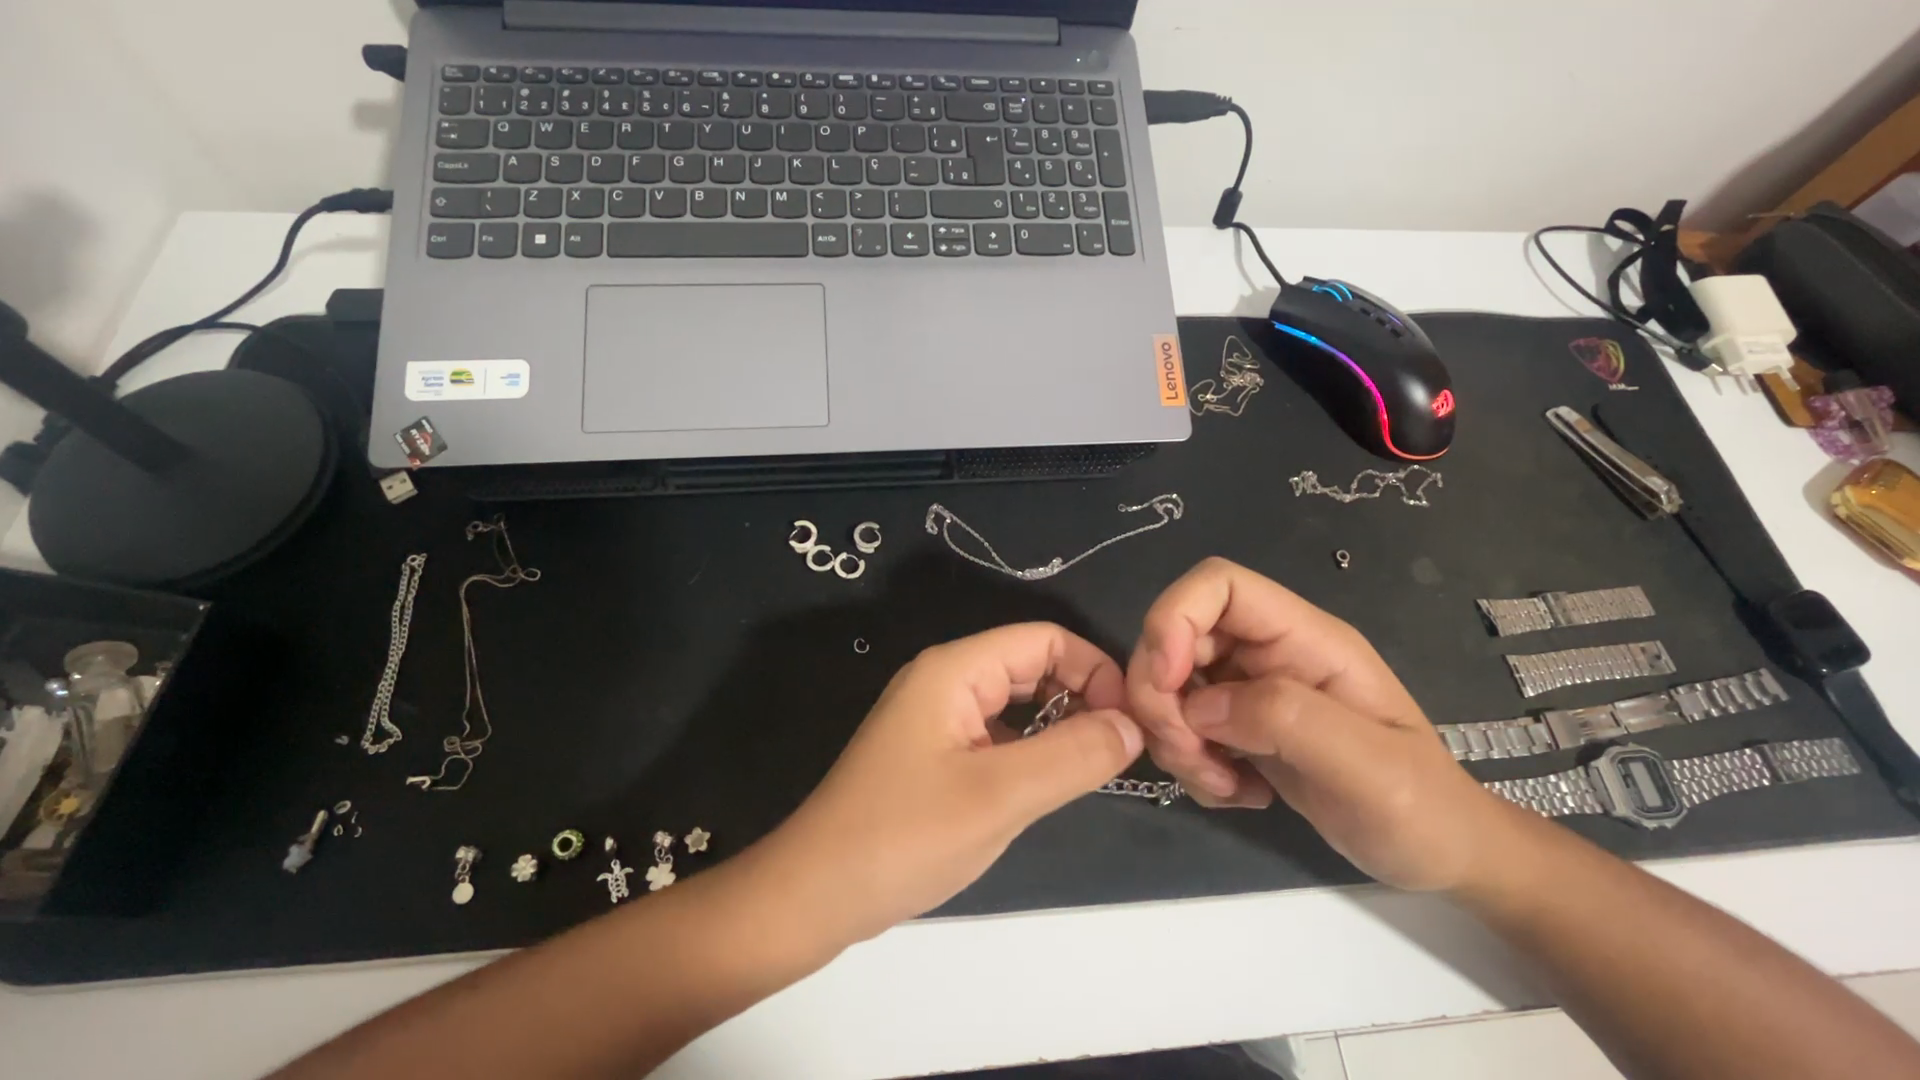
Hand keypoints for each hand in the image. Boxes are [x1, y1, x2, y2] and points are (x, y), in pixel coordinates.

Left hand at [768, 623, 1143, 940]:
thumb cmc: (905, 836)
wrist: (816, 895)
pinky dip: (1031, 753)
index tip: (1133, 723)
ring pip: (1016, 705)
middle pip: (1032, 667)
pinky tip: (1049, 788)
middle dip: (1082, 697)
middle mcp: (945, 682)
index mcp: (954, 670)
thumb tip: (1133, 725)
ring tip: (1096, 769)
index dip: (1096, 670)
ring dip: (1059, 728)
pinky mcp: (934, 757)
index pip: (1045, 640)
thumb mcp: (1000, 796)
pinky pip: (997, 737)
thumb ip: (1073, 756)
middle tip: (1124, 749)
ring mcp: (937, 721)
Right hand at [1127, 558, 1509, 889]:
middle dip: (1164, 698)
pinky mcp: (1240, 729)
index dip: (1174, 620)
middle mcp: (1269, 654)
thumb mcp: (1368, 765)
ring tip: (1224, 783)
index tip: (1165, 685)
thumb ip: (1287, 719)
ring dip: (1177, 740)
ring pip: (1172, 689)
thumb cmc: (1420, 807)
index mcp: (1305, 639)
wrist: (1440, 855)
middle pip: (1179, 639)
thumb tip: (1200, 705)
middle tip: (1190, 754)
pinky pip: (1183, 729)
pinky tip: (1237, 792)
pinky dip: (1192, 764)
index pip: (1218, 585)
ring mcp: (1251, 692)